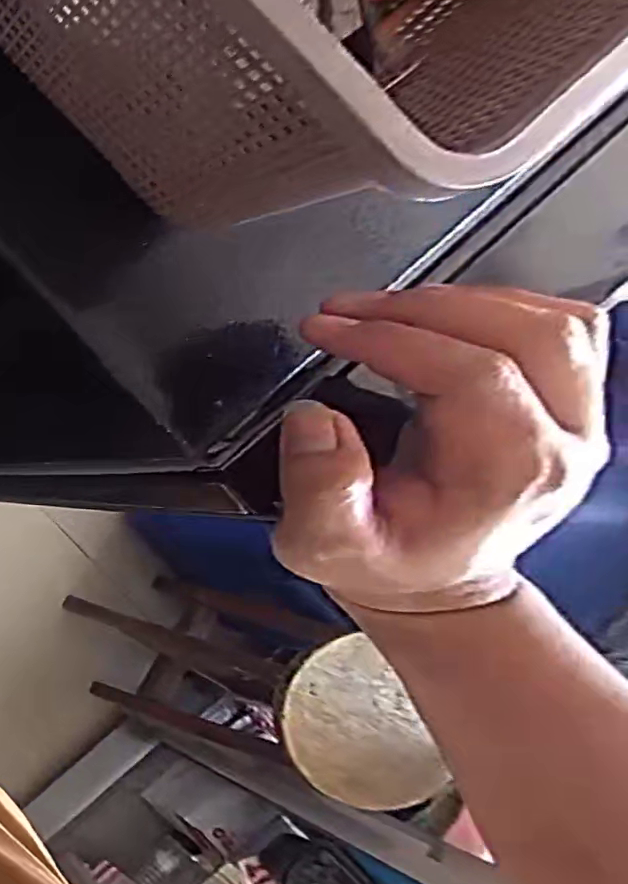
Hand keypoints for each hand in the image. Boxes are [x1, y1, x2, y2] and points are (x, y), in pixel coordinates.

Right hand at [273, 286, 610, 613]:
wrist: (430, 582)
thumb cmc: (380, 564)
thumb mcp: (323, 542)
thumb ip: (316, 485)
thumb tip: (310, 415)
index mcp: (505, 471)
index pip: (469, 371)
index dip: (388, 339)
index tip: (322, 329)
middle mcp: (559, 440)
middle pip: (528, 333)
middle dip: (423, 307)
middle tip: (345, 308)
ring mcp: (573, 421)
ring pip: (556, 323)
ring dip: (460, 302)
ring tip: (379, 308)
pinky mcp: (560, 407)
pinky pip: (555, 333)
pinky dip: (488, 311)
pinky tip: (428, 319)